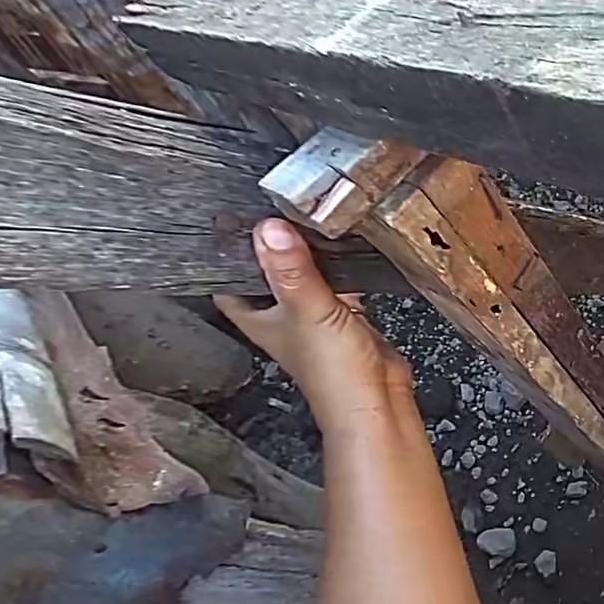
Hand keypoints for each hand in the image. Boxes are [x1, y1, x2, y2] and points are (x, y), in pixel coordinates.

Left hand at [215, 218, 413, 431]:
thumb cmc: (332, 371)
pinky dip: (342, 268)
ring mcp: (314, 315)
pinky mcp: (346, 316)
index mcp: (256, 316)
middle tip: (277, 207)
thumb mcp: (307, 310)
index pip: (228, 277)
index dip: (226, 250)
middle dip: (272, 244)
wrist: (376, 396)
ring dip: (308, 254)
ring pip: (303, 275)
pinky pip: (338, 284)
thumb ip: (291, 269)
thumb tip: (269, 228)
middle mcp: (281, 314)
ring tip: (311, 217)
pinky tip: (350, 251)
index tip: (233, 216)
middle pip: (268, 271)